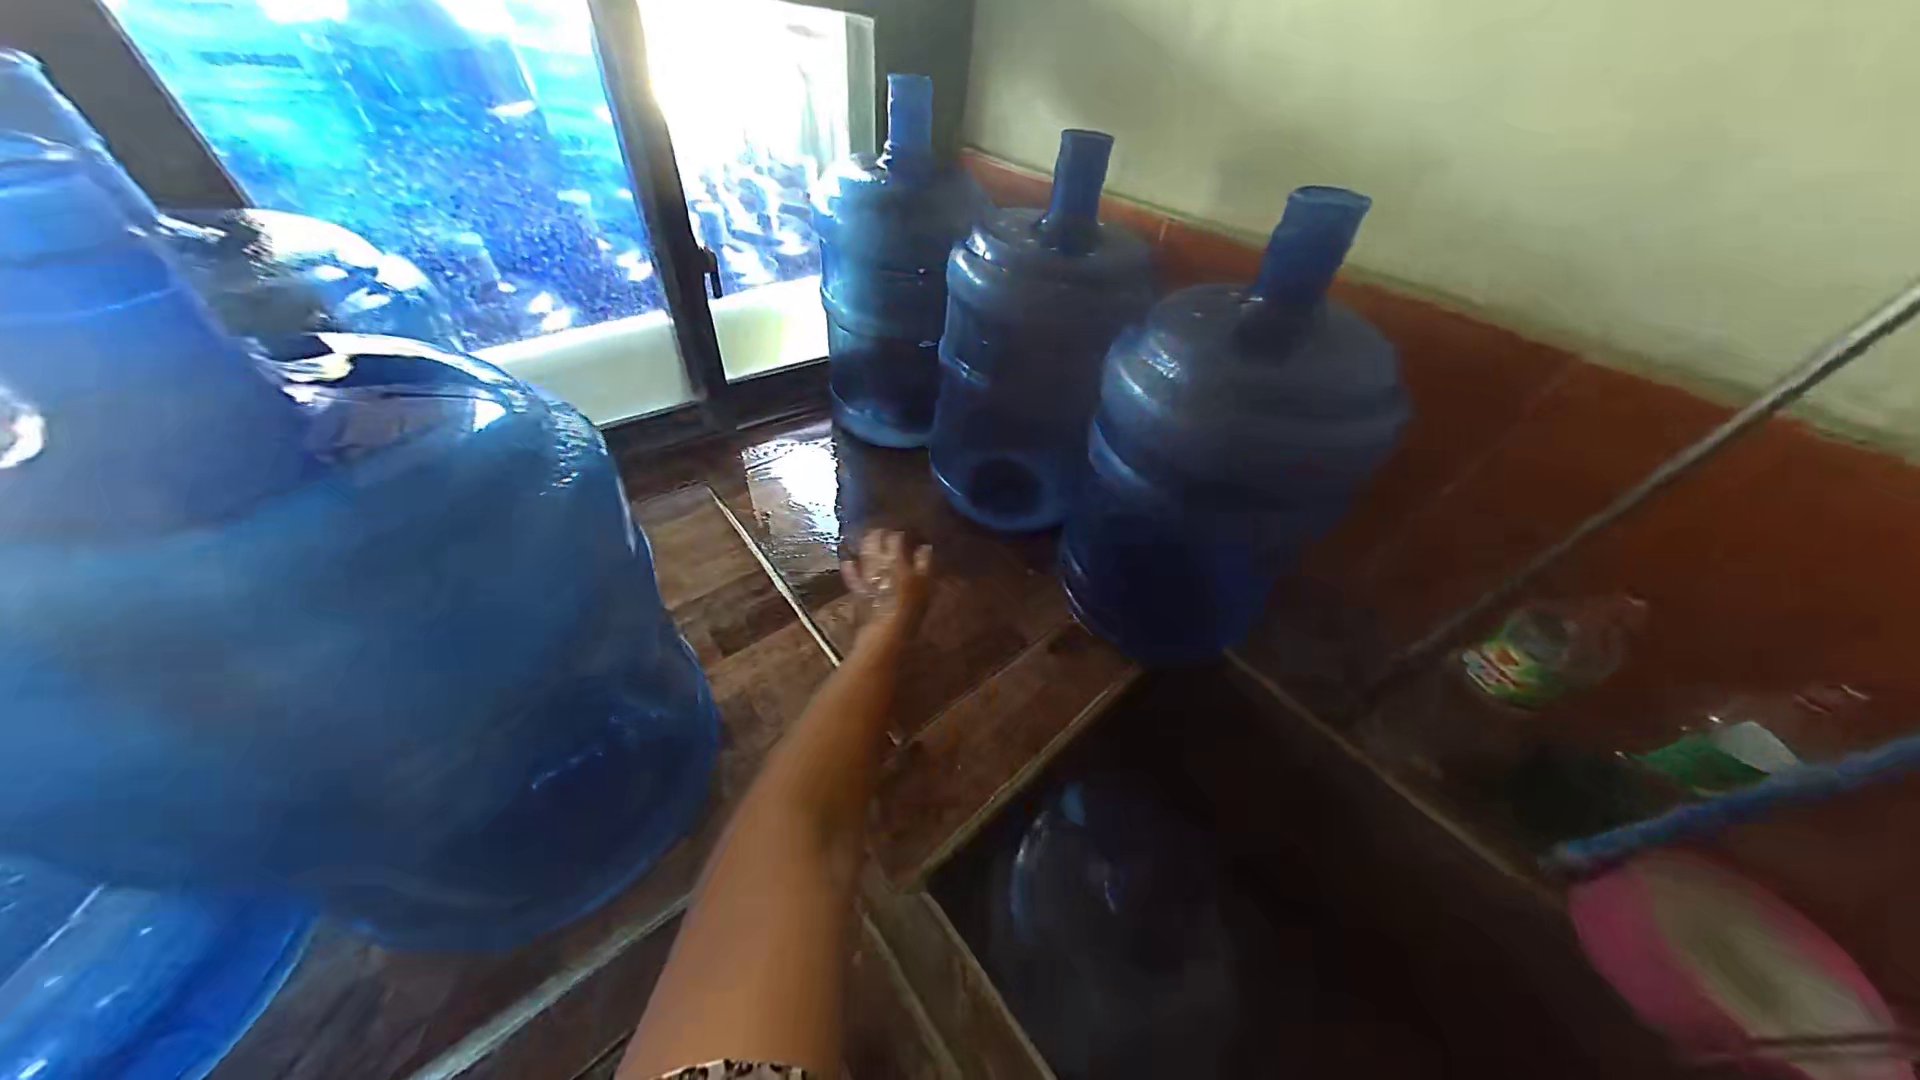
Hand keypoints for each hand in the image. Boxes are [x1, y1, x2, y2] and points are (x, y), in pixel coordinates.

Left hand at [841, 530, 931, 648]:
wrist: (885, 632)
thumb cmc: (910, 609)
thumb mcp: (924, 585)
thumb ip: (924, 563)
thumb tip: (925, 547)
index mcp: (896, 559)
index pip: (896, 537)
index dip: (901, 532)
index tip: (906, 531)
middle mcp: (878, 562)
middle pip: (875, 539)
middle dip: (879, 532)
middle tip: (886, 531)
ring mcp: (865, 575)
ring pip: (862, 552)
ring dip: (865, 543)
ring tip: (870, 540)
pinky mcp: (856, 588)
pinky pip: (850, 574)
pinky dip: (849, 566)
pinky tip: (848, 561)